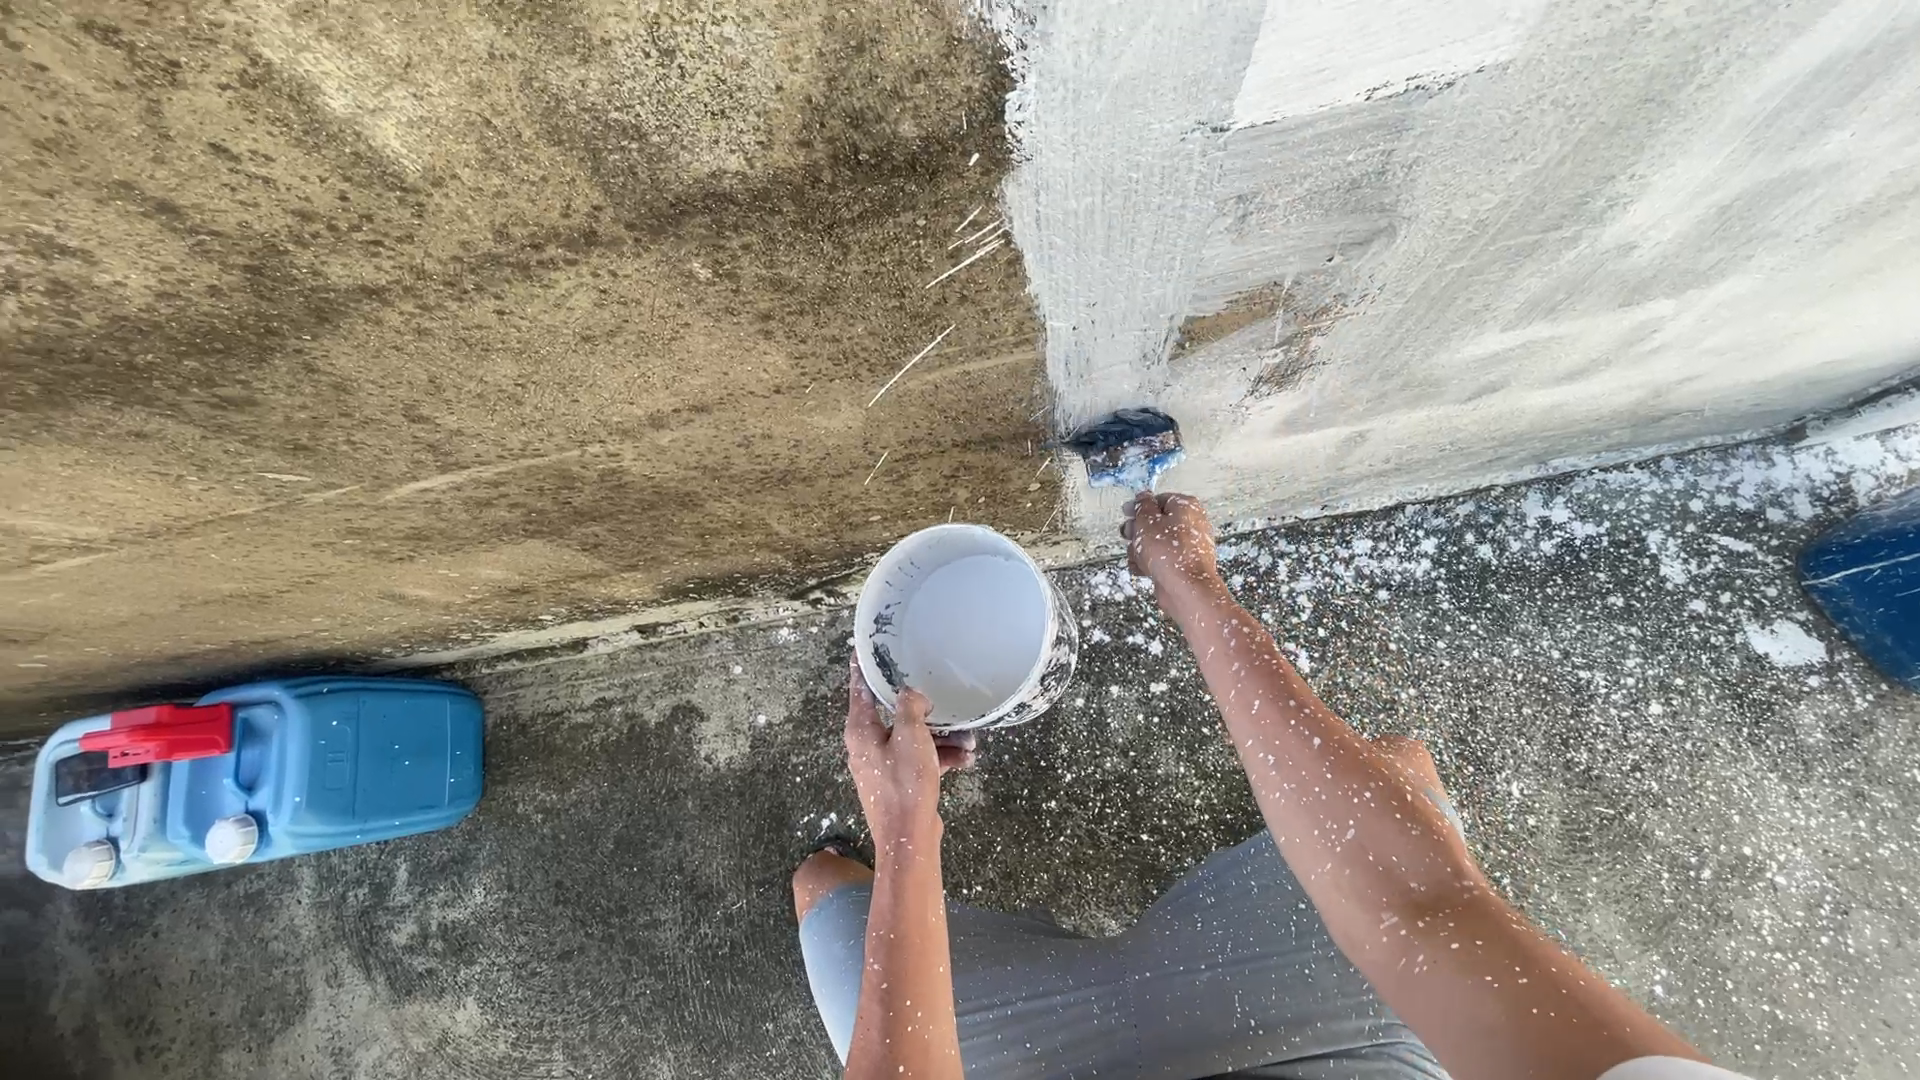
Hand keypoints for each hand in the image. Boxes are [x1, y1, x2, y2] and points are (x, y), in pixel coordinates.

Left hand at [844, 655, 973, 857]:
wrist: (909, 838)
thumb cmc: (904, 783)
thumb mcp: (910, 735)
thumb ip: (909, 705)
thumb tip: (910, 694)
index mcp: (860, 729)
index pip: (859, 687)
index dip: (863, 664)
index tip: (865, 643)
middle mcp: (868, 744)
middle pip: (893, 712)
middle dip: (924, 706)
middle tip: (940, 691)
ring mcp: (884, 765)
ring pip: (913, 737)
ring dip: (941, 735)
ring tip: (970, 738)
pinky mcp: (901, 782)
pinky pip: (922, 759)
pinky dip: (942, 756)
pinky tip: (968, 758)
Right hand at [1121, 491, 1224, 608]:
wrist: (1185, 588)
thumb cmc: (1168, 552)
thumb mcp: (1147, 521)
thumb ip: (1142, 505)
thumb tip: (1143, 497)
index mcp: (1186, 507)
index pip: (1159, 499)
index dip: (1140, 506)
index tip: (1127, 513)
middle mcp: (1191, 524)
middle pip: (1156, 522)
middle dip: (1138, 530)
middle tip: (1129, 536)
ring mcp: (1188, 547)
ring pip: (1156, 542)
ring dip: (1140, 549)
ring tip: (1136, 557)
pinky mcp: (1183, 565)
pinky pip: (1162, 559)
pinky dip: (1149, 563)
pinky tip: (1141, 570)